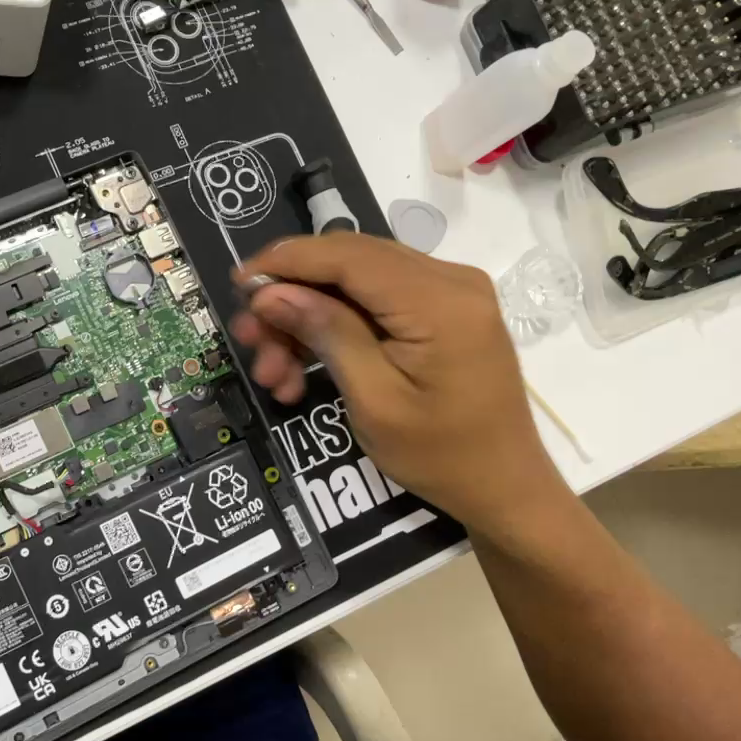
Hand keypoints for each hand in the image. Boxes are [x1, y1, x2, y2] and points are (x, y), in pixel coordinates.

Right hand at [229, 234, 568, 536]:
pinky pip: (373, 301)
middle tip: (249, 340)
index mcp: (440, 302)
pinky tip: (301, 369)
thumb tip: (271, 292)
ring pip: (354, 282)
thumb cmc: (440, 454)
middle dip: (290, 297)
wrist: (502, 485)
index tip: (238, 281)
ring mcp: (449, 293)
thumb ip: (327, 334)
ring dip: (306, 318)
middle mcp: (449, 280)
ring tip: (273, 372)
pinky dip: (334, 327)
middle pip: (348, 263)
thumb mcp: (374, 401)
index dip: (287, 261)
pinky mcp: (441, 310)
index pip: (348, 256)